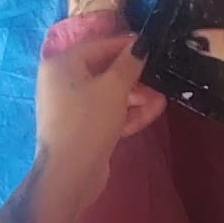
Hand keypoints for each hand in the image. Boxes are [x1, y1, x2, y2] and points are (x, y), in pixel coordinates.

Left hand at [34, 35, 160, 208]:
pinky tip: (152, 113)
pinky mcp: (81, 127)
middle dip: (135, 76)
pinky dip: (126, 112)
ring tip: (161, 99)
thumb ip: (130, 62)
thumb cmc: (88, 122)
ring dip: (135, 96)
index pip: (100, 45)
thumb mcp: (114, 87)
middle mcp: (62, 81)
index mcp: (63, 64)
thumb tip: (142, 44)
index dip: (128, 45)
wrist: (69, 178)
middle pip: (105, 70)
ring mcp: (70, 106)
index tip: (153, 46)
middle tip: (159, 77)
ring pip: (108, 93)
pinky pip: (105, 111)